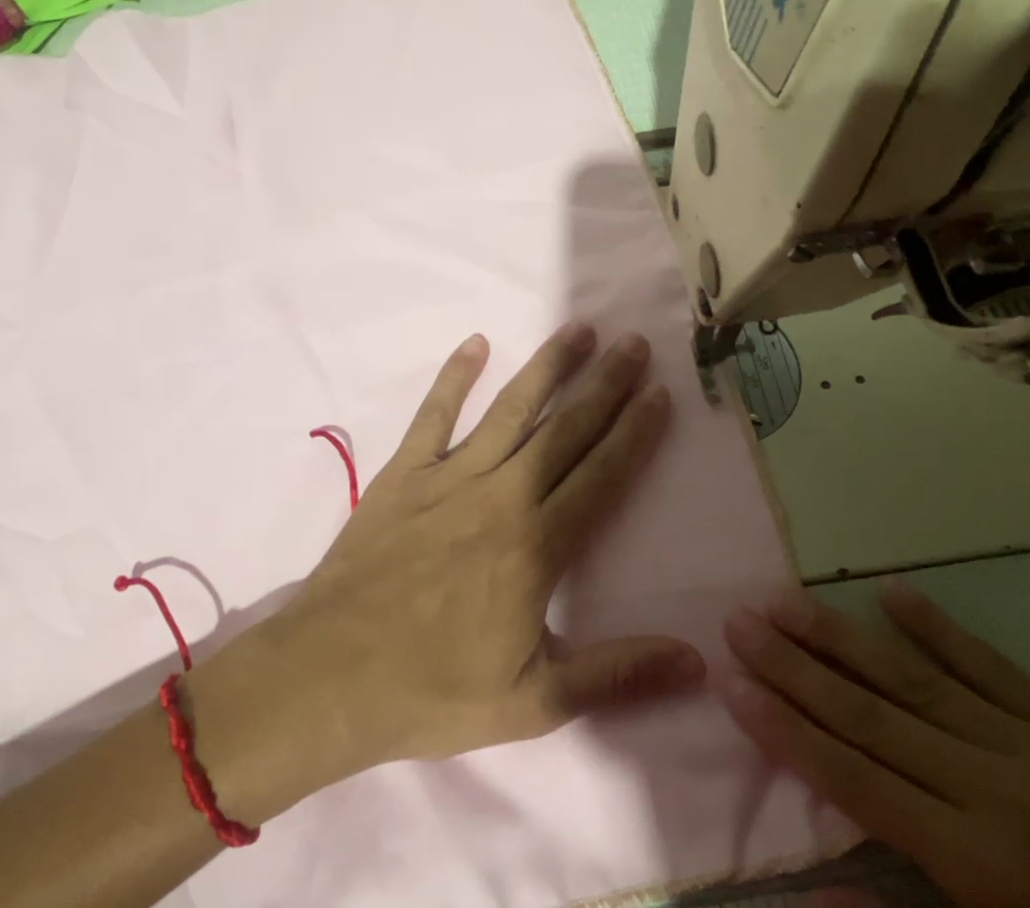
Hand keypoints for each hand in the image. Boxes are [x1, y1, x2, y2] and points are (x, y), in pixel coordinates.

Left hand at [192, 324, 705, 820]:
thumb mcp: (537, 700)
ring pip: (509, 412)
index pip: (602, 477)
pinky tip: (475, 343)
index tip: (661, 394)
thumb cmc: (435, 693)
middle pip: (564, 432)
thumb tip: (700, 661)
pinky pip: (432, 417)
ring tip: (578, 330)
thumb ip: (618, 674)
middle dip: (605, 386)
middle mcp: (500, 498)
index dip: (636, 434)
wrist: (329, 678)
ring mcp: (447, 481)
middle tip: (635, 344)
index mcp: (538, 547)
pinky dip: (453, 378)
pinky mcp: (400, 478)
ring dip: (547, 369)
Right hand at [721, 584, 1029, 907]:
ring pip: (918, 680)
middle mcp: (998, 791)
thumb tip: (805, 889)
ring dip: (843, 636)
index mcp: (977, 861)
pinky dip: (939, 628)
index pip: (854, 777)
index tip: (731, 683)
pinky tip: (891, 590)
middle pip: (872, 717)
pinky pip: (995, 667)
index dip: (785, 728)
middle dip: (796, 666)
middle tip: (740, 620)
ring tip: (787, 599)